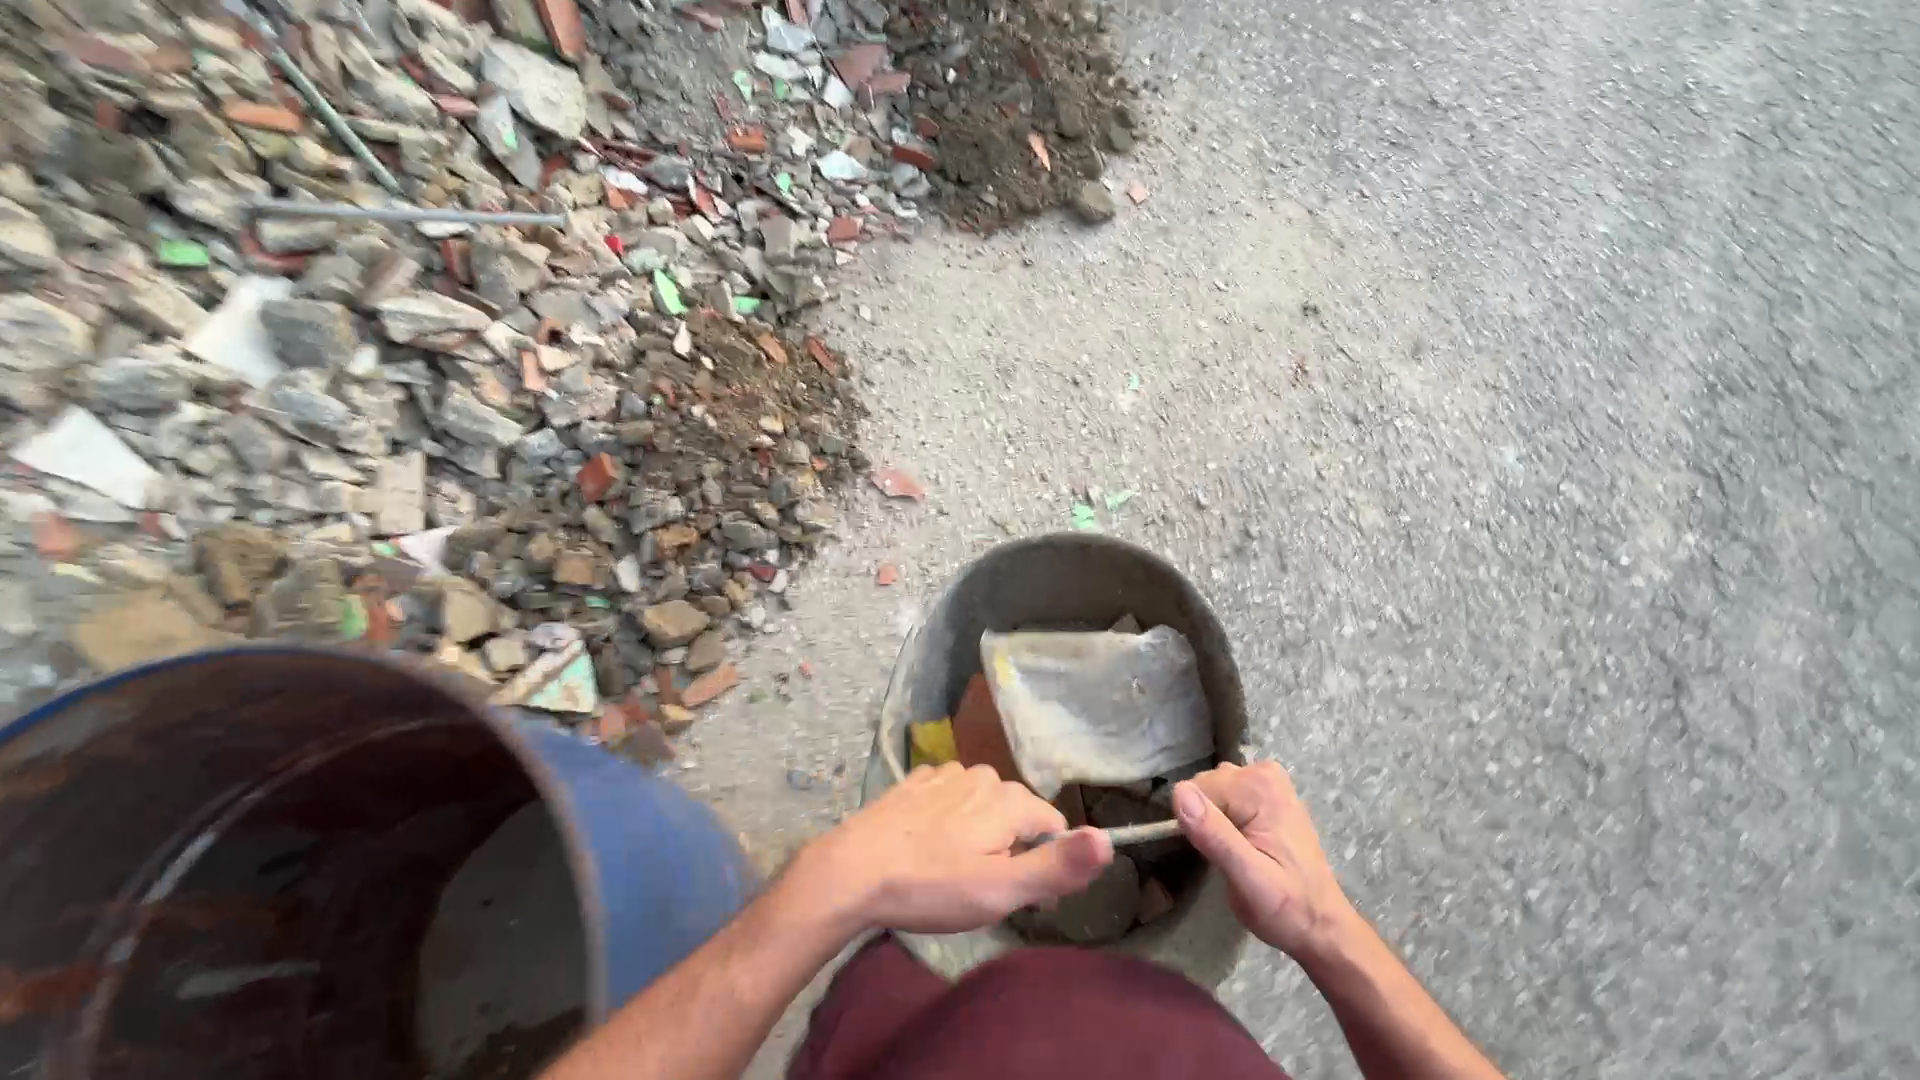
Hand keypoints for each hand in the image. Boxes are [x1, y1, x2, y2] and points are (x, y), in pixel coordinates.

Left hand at [795, 762, 1114, 934]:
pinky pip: (950, 799)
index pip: (1054, 830)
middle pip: (1017, 817)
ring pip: (983, 807)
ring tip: (949, 870)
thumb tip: (1108, 840)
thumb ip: (1059, 867)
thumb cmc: (930, 886)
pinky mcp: (916, 781)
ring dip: (977, 835)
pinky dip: (947, 821)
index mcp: (1010, 800)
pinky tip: (925, 845)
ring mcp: (946, 774)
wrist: (851, 871)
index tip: (1018, 898)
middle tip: (978, 888)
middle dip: (1008, 849)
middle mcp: (983, 776)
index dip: (1043, 867)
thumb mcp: (1001, 890)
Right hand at [1173, 761, 1356, 959]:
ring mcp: (1266, 781)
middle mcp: (1263, 773)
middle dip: (1204, 821)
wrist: (1322, 926)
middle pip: (1203, 786)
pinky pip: (1224, 796)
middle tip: (1226, 858)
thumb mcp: (1248, 879)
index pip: (1194, 789)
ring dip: (1212, 821)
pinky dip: (1223, 819)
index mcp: (1260, 786)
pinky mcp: (1265, 794)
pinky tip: (1239, 842)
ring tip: (1233, 852)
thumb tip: (1179, 793)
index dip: (1194, 825)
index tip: (1211, 855)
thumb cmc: (1287, 908)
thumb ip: (1214, 834)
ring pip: (1210, 791)